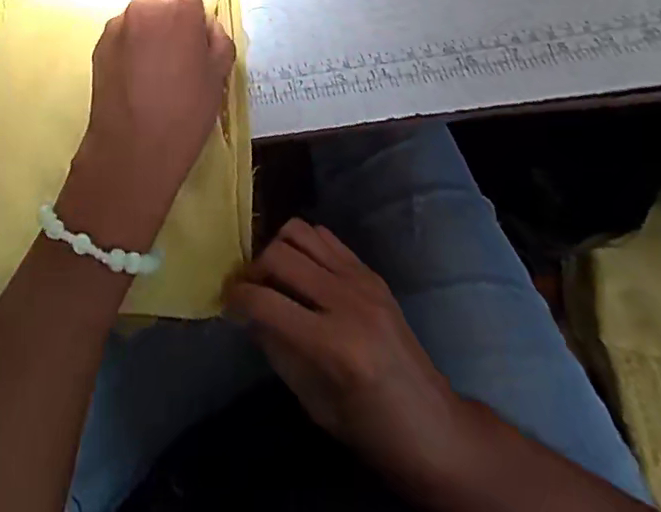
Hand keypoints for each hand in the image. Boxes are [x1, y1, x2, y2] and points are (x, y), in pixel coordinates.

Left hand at [55, 0, 235, 252]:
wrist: (134, 147)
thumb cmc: (187, 111)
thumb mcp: (218, 74)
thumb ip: (216, 38)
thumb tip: (202, 25)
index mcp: (178, 10)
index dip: (191, 2)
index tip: (194, 26)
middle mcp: (143, 9)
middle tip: (172, 32)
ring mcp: (116, 27)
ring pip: (134, 9)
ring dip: (144, 22)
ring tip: (153, 63)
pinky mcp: (98, 47)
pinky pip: (119, 32)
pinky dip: (128, 42)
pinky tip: (135, 75)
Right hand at [226, 220, 470, 486]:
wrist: (433, 425)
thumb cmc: (370, 428)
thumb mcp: (312, 401)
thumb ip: (276, 349)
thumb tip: (246, 313)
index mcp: (334, 345)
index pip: (266, 302)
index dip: (236, 299)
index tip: (226, 305)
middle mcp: (349, 300)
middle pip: (279, 256)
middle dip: (252, 271)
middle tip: (246, 291)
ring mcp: (364, 280)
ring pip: (301, 232)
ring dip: (276, 250)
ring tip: (273, 276)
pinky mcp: (372, 273)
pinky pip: (326, 238)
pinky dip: (304, 246)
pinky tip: (301, 272)